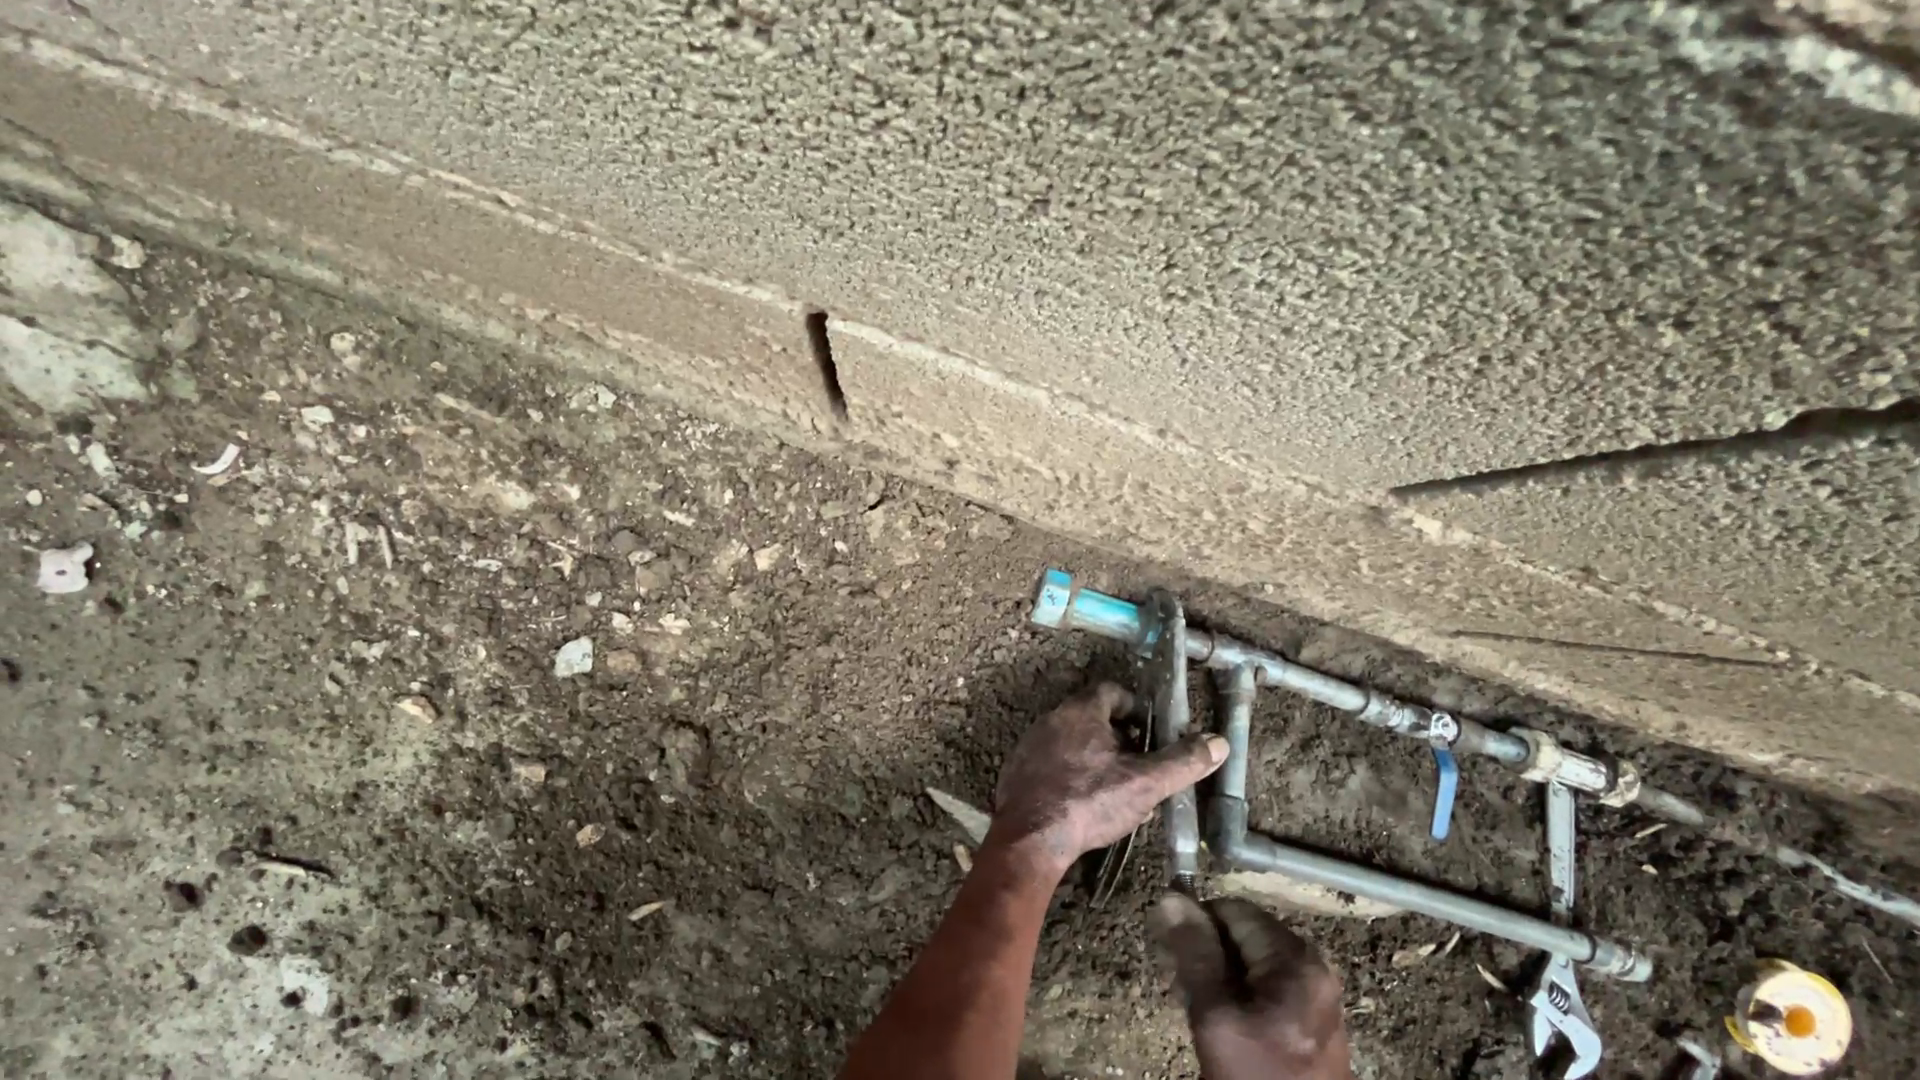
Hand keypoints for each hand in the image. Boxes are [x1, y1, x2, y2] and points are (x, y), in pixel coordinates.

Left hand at [988, 681, 1227, 872]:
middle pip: (1092, 718)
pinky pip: (1053, 765)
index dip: (1134, 708)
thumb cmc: (1088, 802)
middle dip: (1119, 739)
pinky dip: (1073, 777)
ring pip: (1073, 744)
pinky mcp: (1019, 771)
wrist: (1029, 839)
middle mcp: (1052, 720)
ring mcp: (1031, 745)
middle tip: (1139, 765)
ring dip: (1097, 760)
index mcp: (1081, 711)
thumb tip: (1218, 743)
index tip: (1150, 731)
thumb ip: (1182, 762)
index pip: (1111, 692)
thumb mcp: (1144, 783)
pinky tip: (1087, 805)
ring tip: (1118, 790)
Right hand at [1152, 894, 1352, 1079]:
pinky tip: (1223, 1020)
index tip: (1172, 955)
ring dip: (1219, 974)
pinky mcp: (1313, 1017)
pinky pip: (1267, 984)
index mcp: (1297, 960)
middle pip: (1245, 932)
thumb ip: (1194, 954)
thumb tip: (1171, 897)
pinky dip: (1239, 993)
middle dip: (1207, 952)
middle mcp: (1315, 966)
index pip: (1234, 910)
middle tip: (1182, 987)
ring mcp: (1318, 993)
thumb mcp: (1215, 1018)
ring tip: (1199, 1008)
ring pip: (1252, 959)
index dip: (1198, 924)